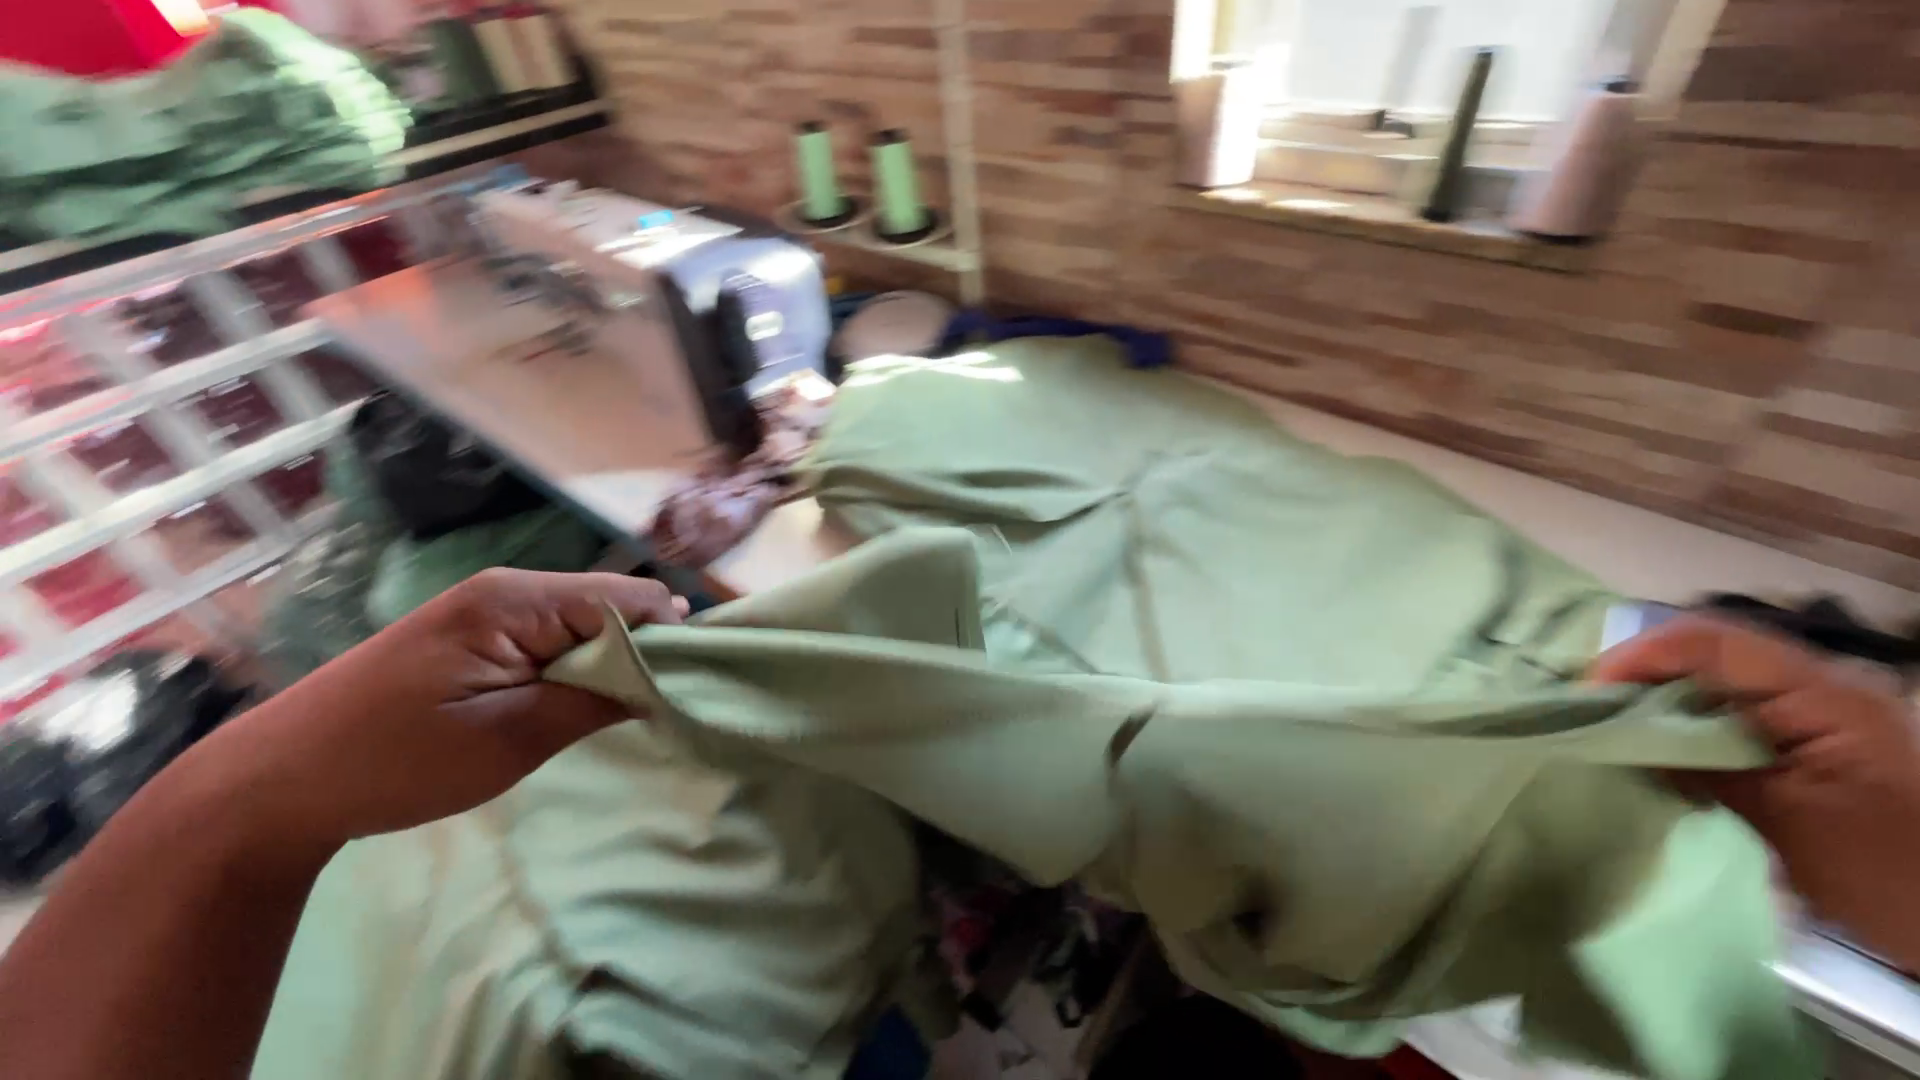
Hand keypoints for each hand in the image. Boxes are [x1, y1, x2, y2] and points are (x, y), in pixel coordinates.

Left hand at [170, 568, 684, 856]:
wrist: (273, 785)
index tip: (684, 693)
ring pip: (588, 621)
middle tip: (650, 712)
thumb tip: (670, 678)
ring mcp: (490, 607)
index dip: (667, 640)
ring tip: (618, 714)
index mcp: (516, 599)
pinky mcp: (478, 633)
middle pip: (614, 604)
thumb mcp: (510, 740)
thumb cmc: (394, 763)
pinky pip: (555, 636)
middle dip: (642, 653)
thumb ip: (597, 701)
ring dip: (610, 663)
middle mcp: (509, 587)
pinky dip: (578, 667)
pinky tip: (575, 703)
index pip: (631, 597)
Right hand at [1589, 615, 1919, 969]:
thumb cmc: (1888, 876)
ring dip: (1659, 697)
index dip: (1639, 656)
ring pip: (1714, 678)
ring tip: (1614, 729)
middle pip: (1707, 651)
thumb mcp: (1786, 822)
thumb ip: (1701, 766)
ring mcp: (1817, 714)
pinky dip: (1684, 722)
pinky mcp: (1809, 741)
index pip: (1710, 642)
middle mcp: (1820, 688)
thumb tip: (1619, 737)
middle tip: (1592, 712)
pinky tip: (1661, 750)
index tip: (1591, 696)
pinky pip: (1730, 709)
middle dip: (1640, 674)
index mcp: (1824, 696)